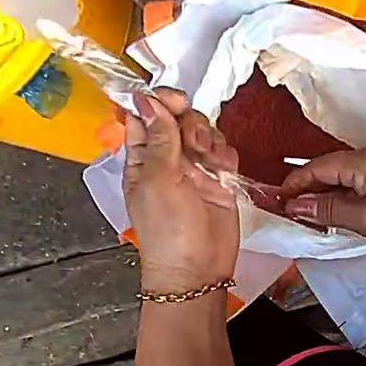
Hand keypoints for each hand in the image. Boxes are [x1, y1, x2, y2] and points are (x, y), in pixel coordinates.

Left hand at [123, 89, 240, 293]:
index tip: (175, 101)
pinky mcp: (219, 178)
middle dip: (189, 121)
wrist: (198, 268)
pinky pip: (223, 150)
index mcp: (141, 158)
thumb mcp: (158, 179)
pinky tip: (223, 170)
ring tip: (209, 160)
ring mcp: (194, 168)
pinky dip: (225, 153)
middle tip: (194, 141)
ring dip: (209, 137)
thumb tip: (145, 98)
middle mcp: (167, 158)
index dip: (159, 101)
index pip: (145, 115)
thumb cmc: (168, 228)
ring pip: (203, 130)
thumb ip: (158, 137)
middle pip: (178, 118)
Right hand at [279, 147, 365, 249]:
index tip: (278, 200)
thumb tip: (297, 206)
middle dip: (308, 187)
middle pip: (330, 168)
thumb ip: (329, 210)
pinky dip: (345, 192)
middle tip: (292, 208)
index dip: (295, 183)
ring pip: (346, 174)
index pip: (317, 168)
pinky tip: (343, 207)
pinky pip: (361, 179)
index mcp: (361, 161)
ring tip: (313, 211)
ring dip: (327, 190)